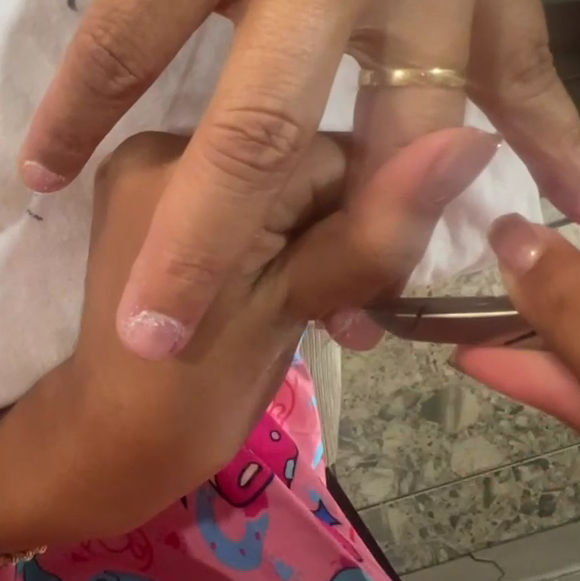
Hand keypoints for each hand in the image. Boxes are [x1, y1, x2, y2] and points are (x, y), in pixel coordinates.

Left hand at [0, 0, 579, 360]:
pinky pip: (528, 65)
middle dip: (201, 246)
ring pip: (402, 132)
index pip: (128, 35)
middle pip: (255, 130)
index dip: (73, 114)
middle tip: (154, 342)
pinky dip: (558, 140)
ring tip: (356, 327)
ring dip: (379, 238)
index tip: (37, 180)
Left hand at [0, 126, 501, 551]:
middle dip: (340, 237)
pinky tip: (284, 298)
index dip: (375, 218)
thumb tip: (471, 138)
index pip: (331, 151)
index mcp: (186, 164)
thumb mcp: (293, 306)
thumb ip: (376, 228)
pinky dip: (268, 245)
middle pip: (299, 166)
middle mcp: (157, 146)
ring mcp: (145, 174)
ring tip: (325, 320)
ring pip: (272, 186)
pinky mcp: (145, 203)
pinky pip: (233, 203)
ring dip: (310, 248)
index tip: (378, 291)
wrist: (108, 442)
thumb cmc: (198, 393)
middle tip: (348, 316)